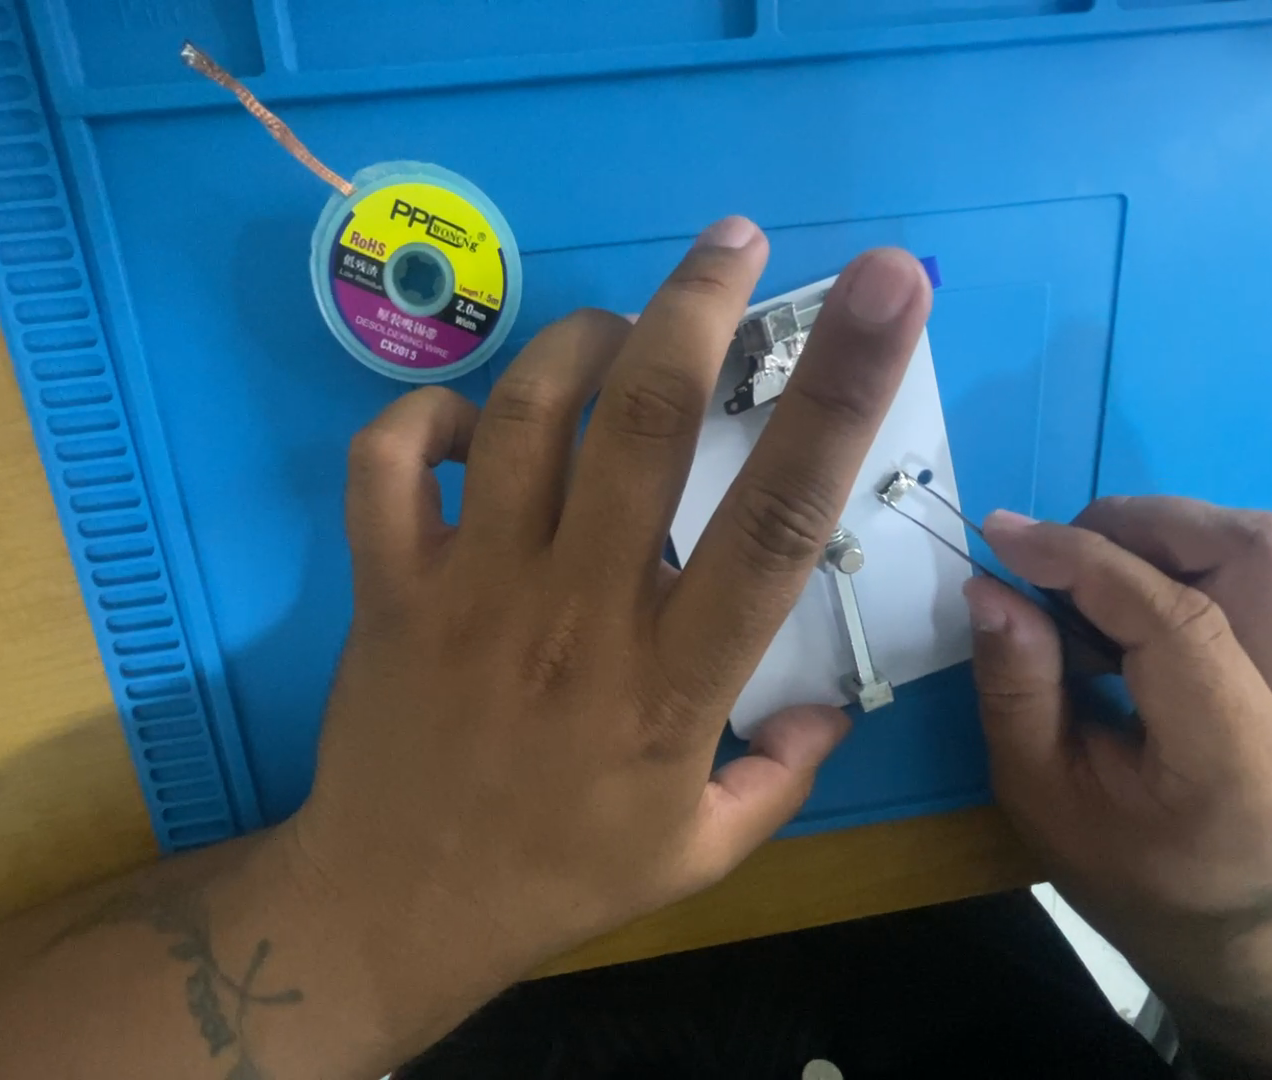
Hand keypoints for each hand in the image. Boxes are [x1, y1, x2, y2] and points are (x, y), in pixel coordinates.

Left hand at [290, 220, 933, 986]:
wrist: (397, 905)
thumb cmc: (556, 876)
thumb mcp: (701, 852)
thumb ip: (781, 775)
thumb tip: (828, 705)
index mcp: (675, 678)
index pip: (781, 515)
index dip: (842, 390)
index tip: (883, 291)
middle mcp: (578, 611)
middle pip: (647, 422)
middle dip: (698, 307)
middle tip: (731, 245)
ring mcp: (472, 590)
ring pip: (525, 416)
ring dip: (579, 344)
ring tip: (616, 330)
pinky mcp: (388, 586)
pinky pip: (390, 462)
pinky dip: (428, 414)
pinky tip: (468, 423)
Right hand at [963, 497, 1271, 1002]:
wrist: (1228, 927)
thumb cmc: (1113, 865)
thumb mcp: (1033, 784)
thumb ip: (1013, 682)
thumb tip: (989, 586)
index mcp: (1237, 770)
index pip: (1178, 623)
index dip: (1083, 561)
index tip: (1003, 536)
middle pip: (1263, 558)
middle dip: (1146, 524)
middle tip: (1063, 547)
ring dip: (1172, 535)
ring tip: (1095, 570)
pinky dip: (1192, 563)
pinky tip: (1134, 605)